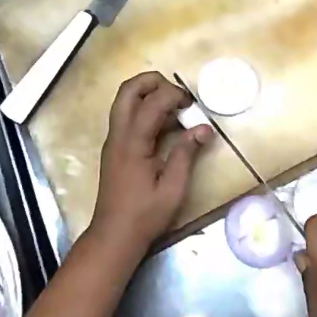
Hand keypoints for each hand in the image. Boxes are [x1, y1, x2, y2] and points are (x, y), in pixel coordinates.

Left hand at [88, 73, 211, 249]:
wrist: (115, 234)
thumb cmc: (145, 215)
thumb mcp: (173, 188)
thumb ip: (186, 154)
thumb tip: (204, 128)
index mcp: (132, 143)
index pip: (151, 103)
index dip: (174, 95)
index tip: (193, 105)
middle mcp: (118, 135)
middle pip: (127, 90)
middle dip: (152, 82)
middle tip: (178, 94)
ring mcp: (113, 140)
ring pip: (123, 101)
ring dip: (147, 94)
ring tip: (174, 107)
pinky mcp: (114, 148)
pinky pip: (125, 116)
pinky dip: (143, 109)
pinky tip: (164, 125)